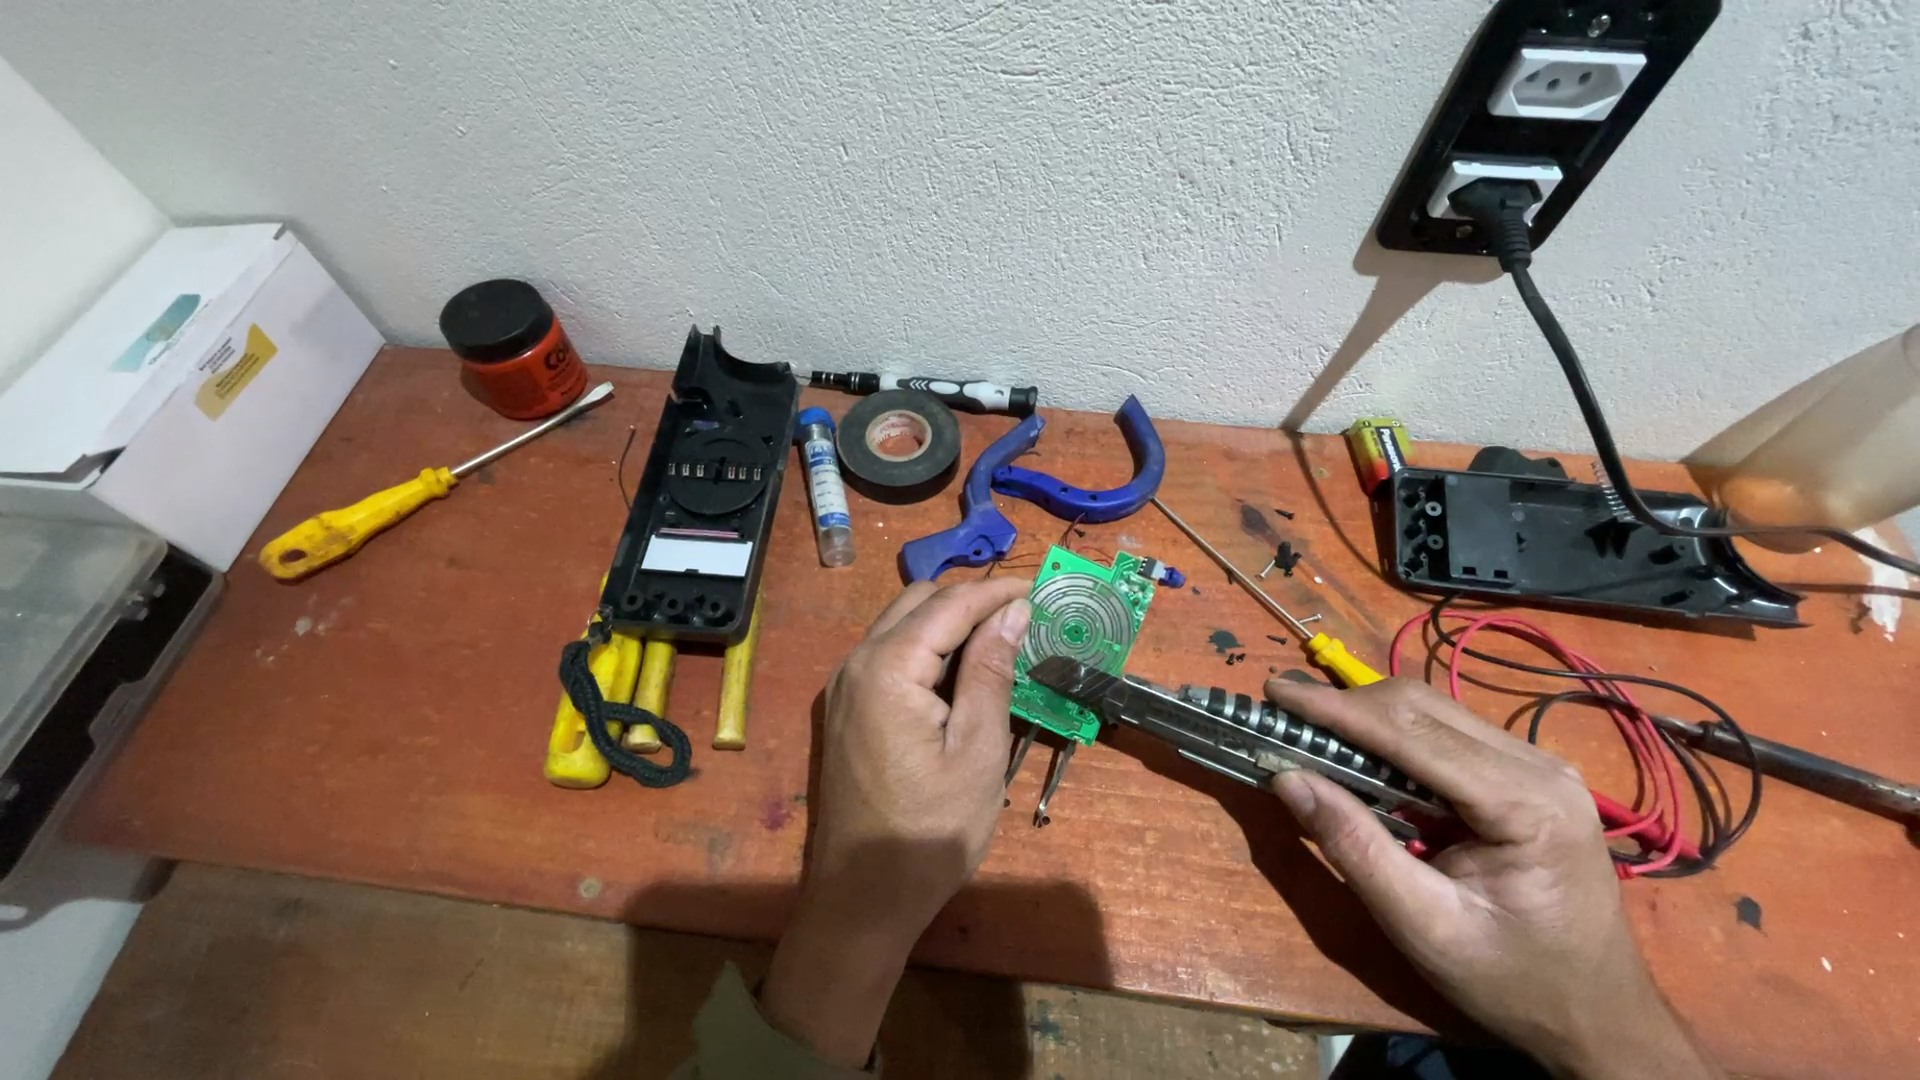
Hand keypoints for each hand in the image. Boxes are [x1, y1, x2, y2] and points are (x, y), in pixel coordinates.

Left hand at [761, 577, 1029, 1065]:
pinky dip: (925, 647)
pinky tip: (958, 672)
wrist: (860, 898)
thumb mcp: (977, 751)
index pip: (947, 605)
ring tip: (997, 639)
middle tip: (1020, 615)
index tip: (1038, 590)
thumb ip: (991, 671)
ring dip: (946, 622)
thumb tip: (1012, 611)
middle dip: (969, 599)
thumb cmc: (929, 831)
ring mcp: (843, 687)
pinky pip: (886, 655)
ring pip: (899, 625)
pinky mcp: (844, 709)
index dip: (995, 592)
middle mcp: (855, 663)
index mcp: (887, 668)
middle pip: (916, 603)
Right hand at [1263, 677, 1721, 1079]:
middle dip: (1344, 705)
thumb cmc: (1512, 981)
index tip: (1273, 691)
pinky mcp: (1525, 773)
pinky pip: (1444, 730)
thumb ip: (1354, 847)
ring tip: (1308, 728)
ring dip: (1364, 714)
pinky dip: (1390, 731)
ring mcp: (1538, 766)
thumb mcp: (1422, 926)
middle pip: (1422, 707)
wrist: (1598, 1018)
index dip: (1336, 707)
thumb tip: (1286, 776)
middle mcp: (1539, 767)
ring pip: (1432, 709)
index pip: (1412, 733)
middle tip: (1281, 713)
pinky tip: (1358, 750)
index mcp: (1526, 805)